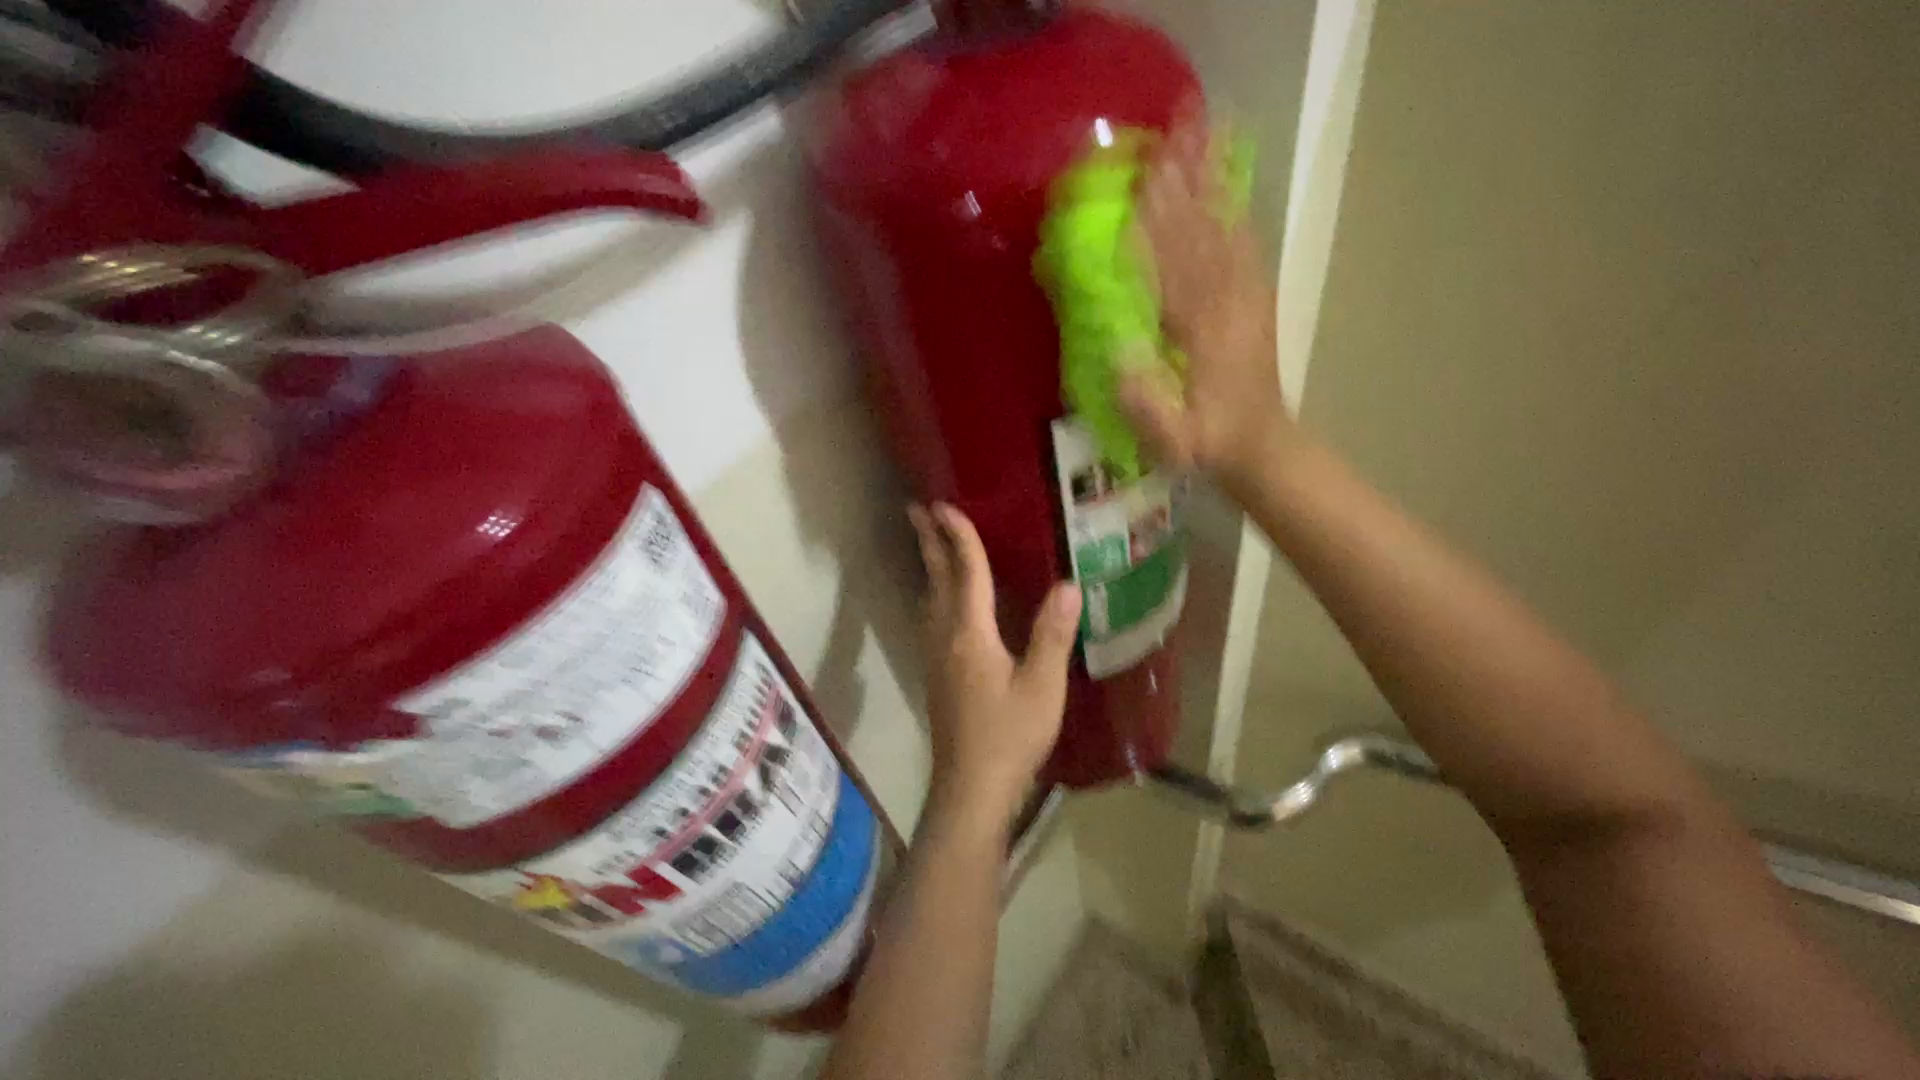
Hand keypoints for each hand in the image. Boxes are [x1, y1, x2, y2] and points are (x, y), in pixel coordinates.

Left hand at [909, 503, 1082, 837]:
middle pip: (936, 580)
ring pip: (929, 600)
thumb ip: (1051, 635)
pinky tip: (945, 605)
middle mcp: (945, 638)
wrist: (971, 789)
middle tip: (916, 508)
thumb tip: (1067, 586)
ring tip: (930, 545)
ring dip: (930, 567)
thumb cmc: (1009, 736)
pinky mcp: (938, 677)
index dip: (958, 536)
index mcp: (970, 634)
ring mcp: (936, 659)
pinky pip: (932, 620)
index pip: (965, 573)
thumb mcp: (1042, 687)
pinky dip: (936, 595)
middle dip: (929, 542)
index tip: (945, 504)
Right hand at [1121, 118, 1294, 483]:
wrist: (1262, 444)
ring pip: (1222, 228)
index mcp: (1202, 334)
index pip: (1174, 268)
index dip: (1157, 224)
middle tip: (1168, 131)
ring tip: (1198, 130)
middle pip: (1199, 233)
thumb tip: (1120, 357)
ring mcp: (1245, 295)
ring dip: (1207, 179)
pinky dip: (1232, 205)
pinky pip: (1243, 242)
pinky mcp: (1255, 295)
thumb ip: (1149, 408)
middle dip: (1182, 182)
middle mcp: (1227, 303)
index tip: (1141, 181)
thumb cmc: (1208, 443)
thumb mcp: (1175, 442)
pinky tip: (1224, 176)